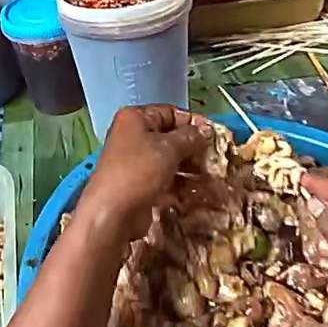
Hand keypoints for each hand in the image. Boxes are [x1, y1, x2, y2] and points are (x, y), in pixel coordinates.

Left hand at [79, 105, 209, 246]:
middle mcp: (134, 136)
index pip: (170, 112)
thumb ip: (190, 137)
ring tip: (211, 176)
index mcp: (135, 118)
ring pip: (169, 159)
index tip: (215, 134)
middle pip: (171, 136)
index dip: (193, 122)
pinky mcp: (140, 184)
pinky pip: (165, 179)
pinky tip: (197, 192)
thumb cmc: (139, 171)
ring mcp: (136, 162)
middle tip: (215, 158)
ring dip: (190, 168)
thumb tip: (206, 130)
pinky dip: (180, 184)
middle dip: (193, 147)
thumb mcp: (168, 148)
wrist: (112, 214)